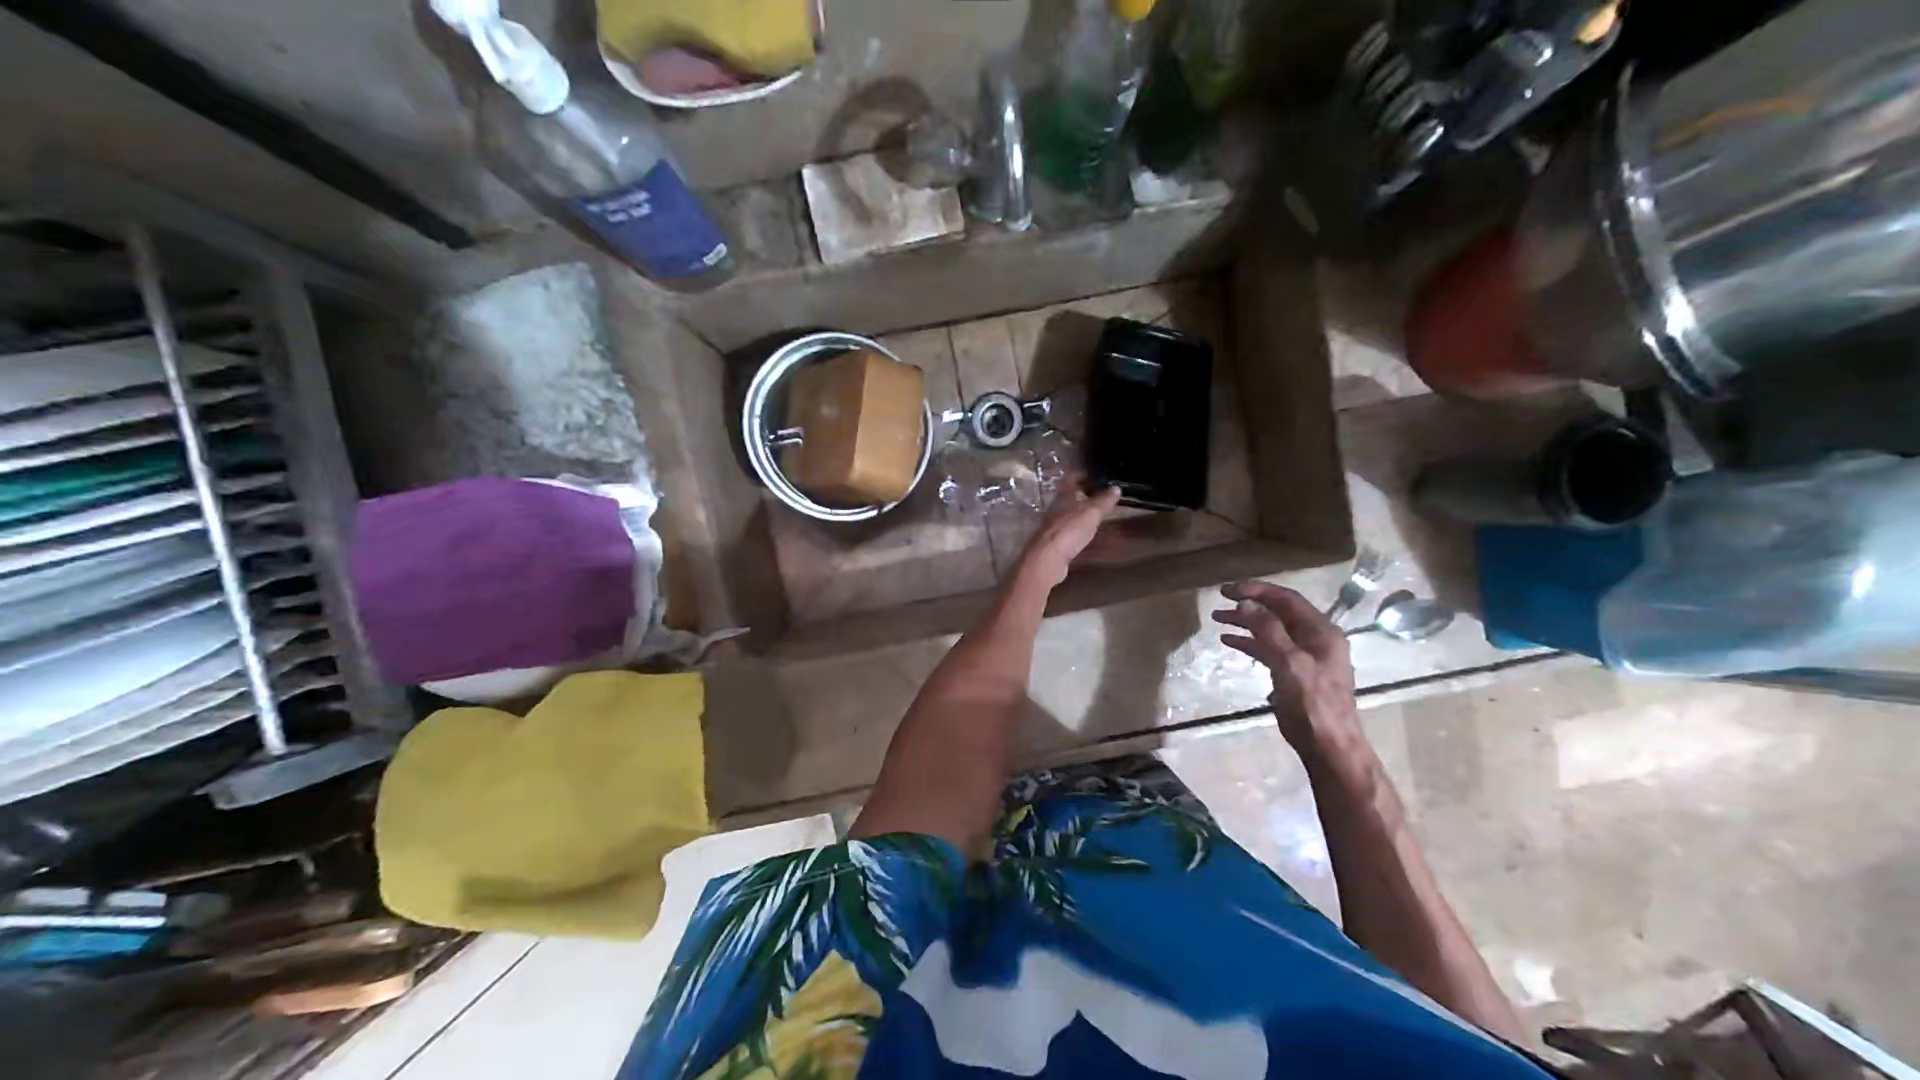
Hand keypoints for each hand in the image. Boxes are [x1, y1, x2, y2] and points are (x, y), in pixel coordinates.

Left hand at [1017, 484, 1121, 588]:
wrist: (1048, 558)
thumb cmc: (1070, 529)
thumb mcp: (1091, 512)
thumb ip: (1104, 500)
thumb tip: (1116, 487)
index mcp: (1063, 496)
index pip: (1071, 479)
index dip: (1082, 475)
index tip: (1095, 475)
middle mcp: (1056, 509)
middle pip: (1070, 498)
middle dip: (1085, 496)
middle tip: (1102, 496)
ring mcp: (1054, 526)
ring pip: (1070, 516)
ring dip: (1083, 514)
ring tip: (1099, 516)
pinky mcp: (1055, 543)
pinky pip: (1071, 533)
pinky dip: (1081, 532)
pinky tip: (1090, 537)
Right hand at [1213, 582, 1364, 762]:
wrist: (1328, 745)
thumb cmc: (1312, 704)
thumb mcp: (1290, 663)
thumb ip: (1268, 631)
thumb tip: (1245, 603)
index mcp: (1321, 632)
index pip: (1287, 599)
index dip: (1257, 591)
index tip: (1228, 590)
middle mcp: (1315, 639)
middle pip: (1278, 612)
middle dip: (1249, 604)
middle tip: (1220, 599)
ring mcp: (1305, 657)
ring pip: (1271, 630)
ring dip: (1246, 622)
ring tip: (1218, 619)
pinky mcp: (1294, 673)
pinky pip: (1269, 649)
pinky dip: (1250, 642)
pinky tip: (1230, 641)